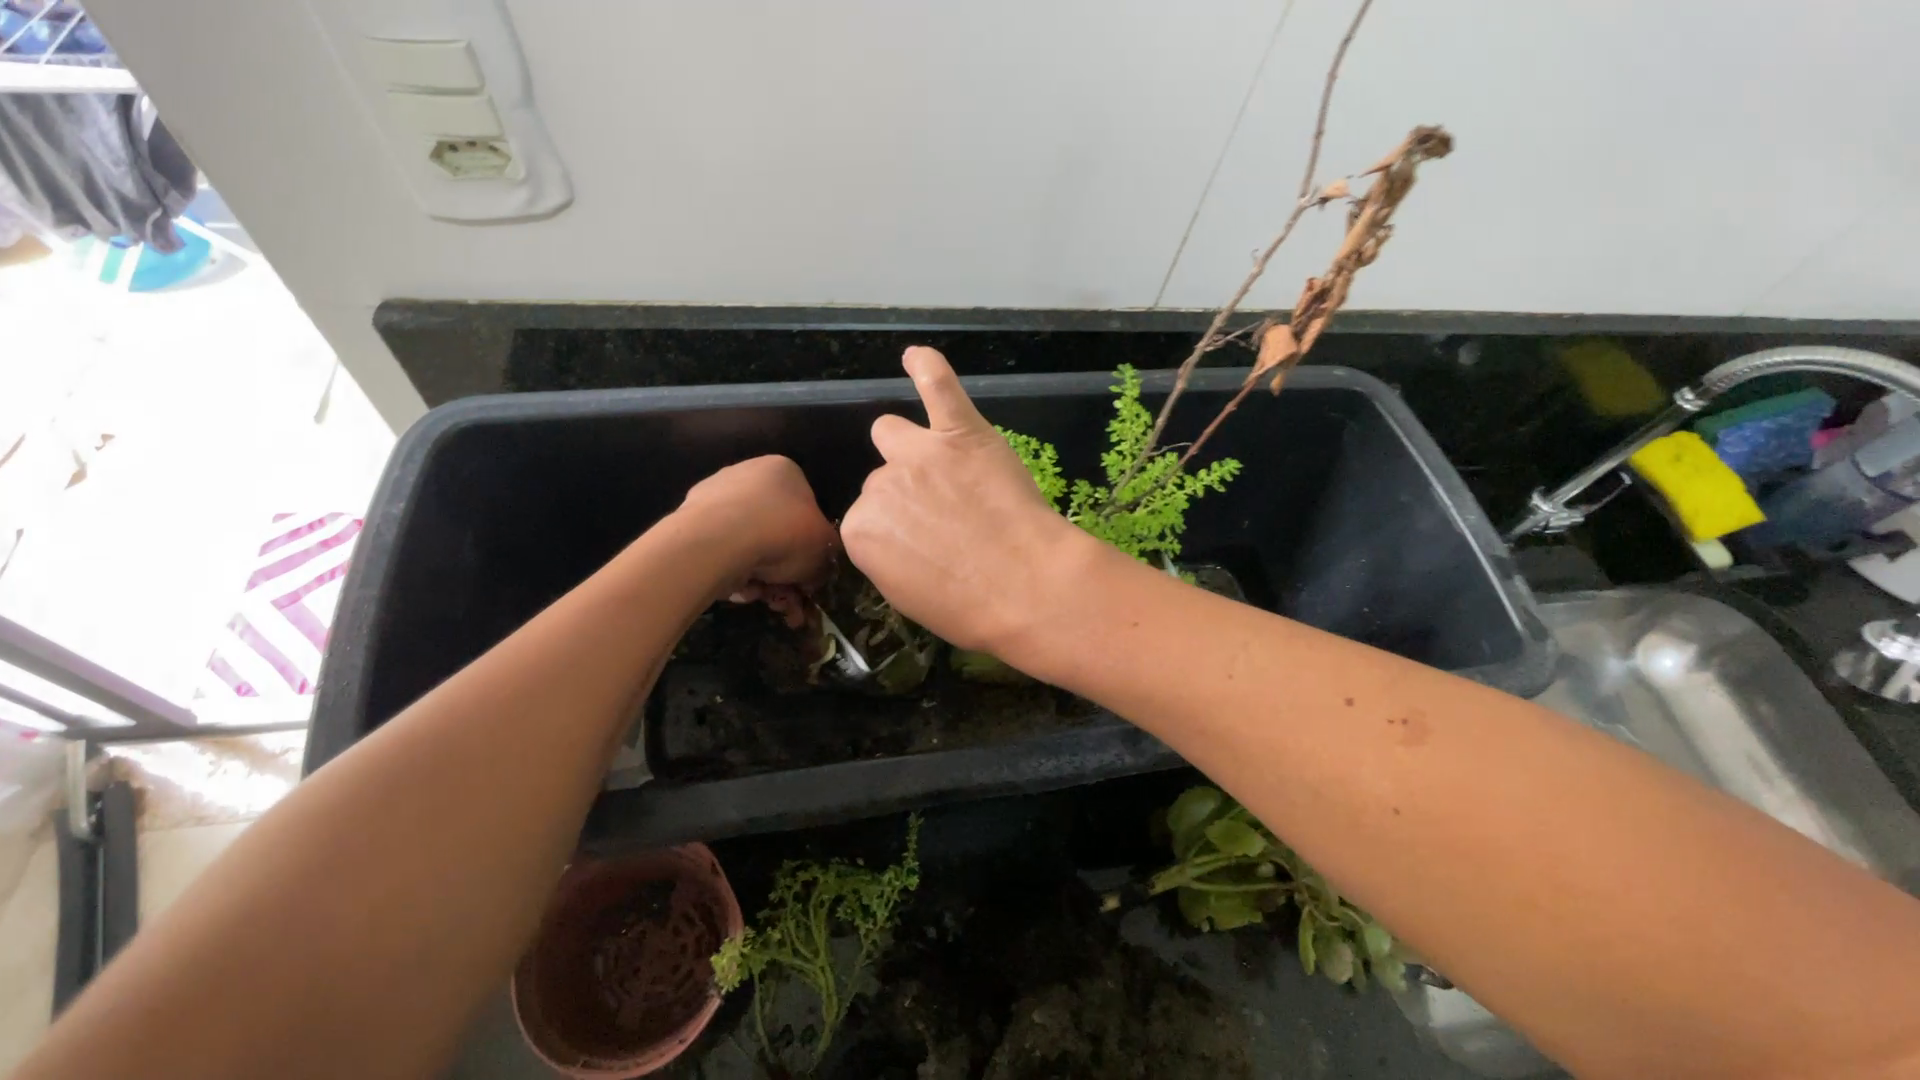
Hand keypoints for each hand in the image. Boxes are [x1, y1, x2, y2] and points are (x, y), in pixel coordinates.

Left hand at [677, 455, 836, 597]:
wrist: (719, 541)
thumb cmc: (783, 534)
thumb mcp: (825, 548)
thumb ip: (827, 555)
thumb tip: (817, 569)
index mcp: (784, 471)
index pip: (805, 511)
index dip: (809, 548)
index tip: (807, 575)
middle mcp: (748, 474)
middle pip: (774, 532)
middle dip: (782, 571)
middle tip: (786, 598)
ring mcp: (714, 496)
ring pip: (747, 546)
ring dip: (758, 577)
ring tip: (760, 596)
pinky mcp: (690, 520)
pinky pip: (721, 551)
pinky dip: (730, 573)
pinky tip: (735, 589)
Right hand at [842, 347, 1089, 651]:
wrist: (1027, 588)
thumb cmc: (970, 609)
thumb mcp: (909, 597)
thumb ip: (889, 556)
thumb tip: (896, 537)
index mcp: (860, 533)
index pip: (867, 521)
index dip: (895, 534)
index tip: (921, 548)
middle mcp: (879, 486)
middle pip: (883, 480)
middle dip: (906, 498)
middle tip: (947, 522)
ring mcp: (919, 452)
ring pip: (892, 434)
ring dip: (908, 448)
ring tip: (940, 465)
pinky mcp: (961, 432)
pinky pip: (938, 386)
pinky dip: (927, 368)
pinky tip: (917, 357)